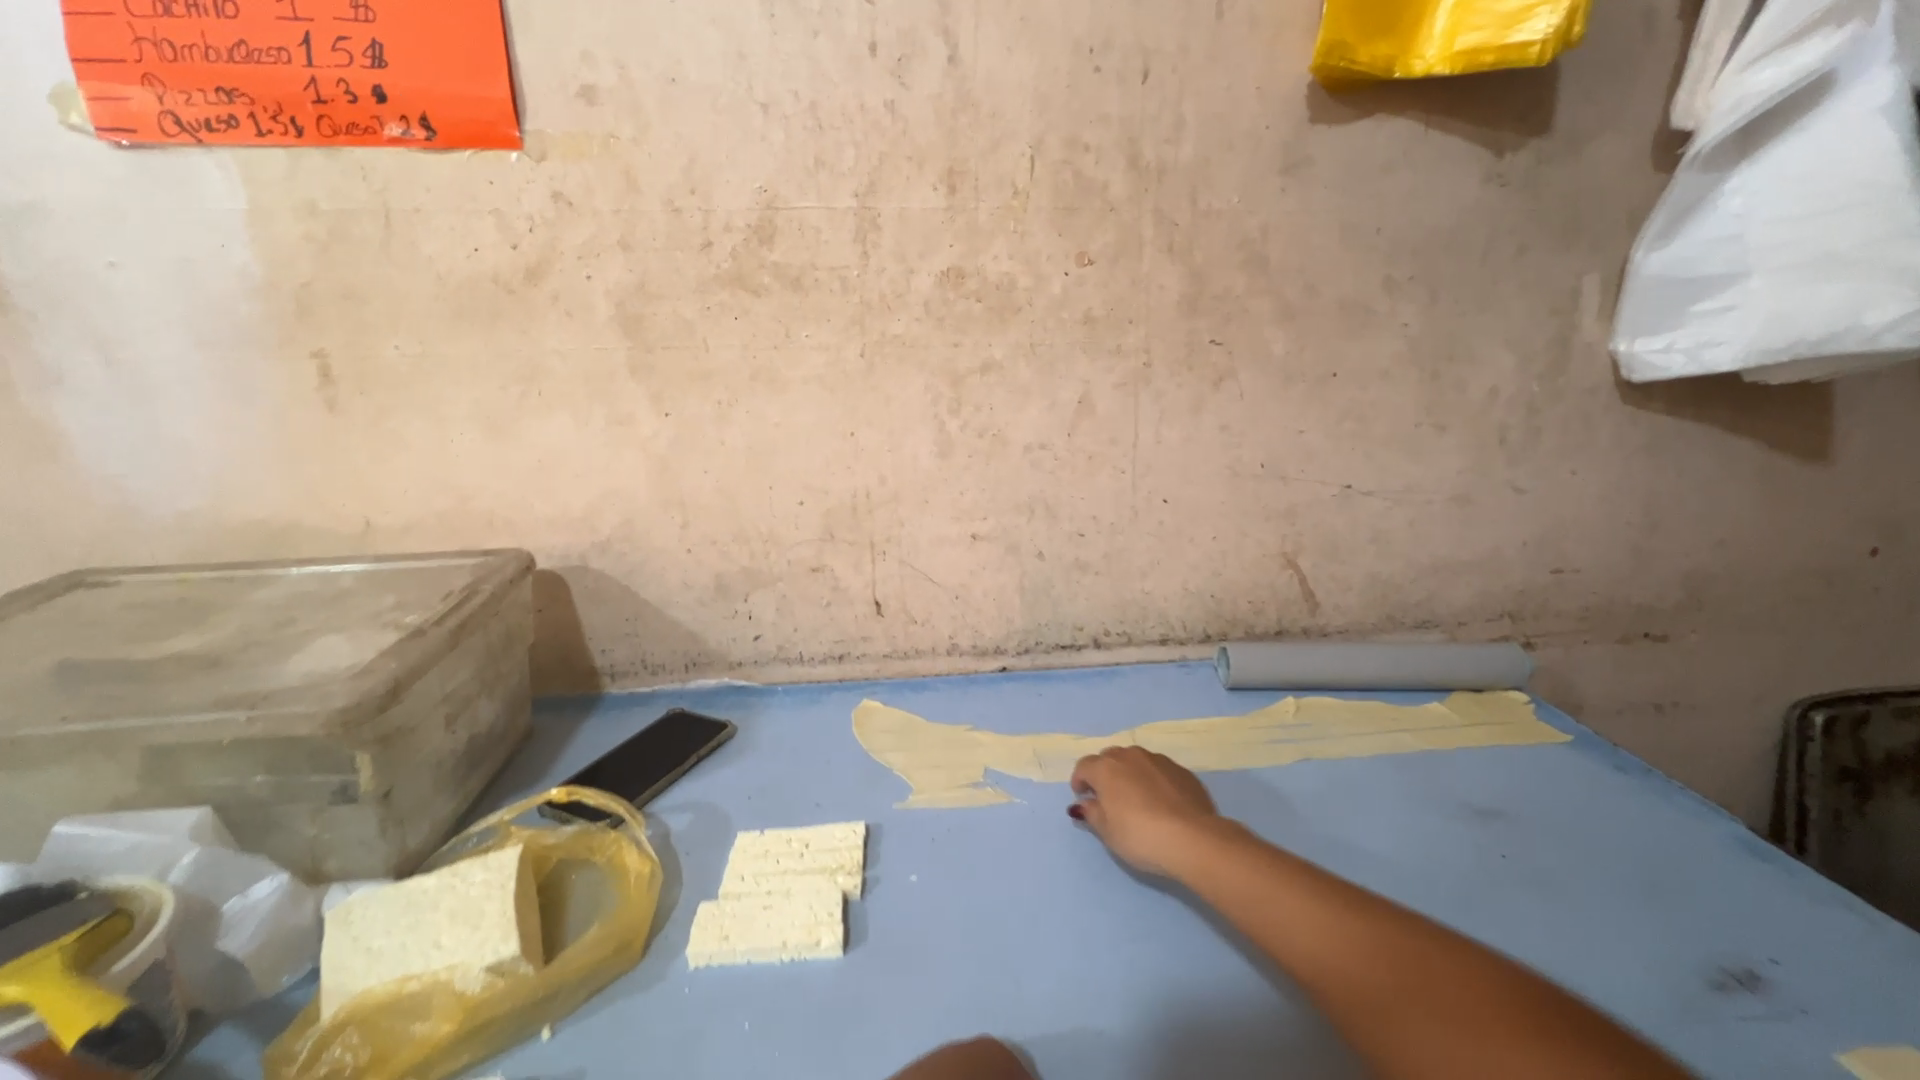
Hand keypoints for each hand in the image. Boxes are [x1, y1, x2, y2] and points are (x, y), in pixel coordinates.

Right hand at [1068, 746, 1222, 876]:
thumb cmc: (1140, 836)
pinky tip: (1161, 802)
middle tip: (1108, 798)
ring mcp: (1159, 760)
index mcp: (1106, 768)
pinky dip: (1153, 780)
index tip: (1083, 797)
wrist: (1192, 838)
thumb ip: (1092, 813)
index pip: (1084, 766)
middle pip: (1110, 758)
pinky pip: (1159, 770)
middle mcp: (1131, 756)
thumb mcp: (1107, 832)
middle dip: (1104, 774)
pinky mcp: (1182, 771)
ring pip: (1136, 761)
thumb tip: (1085, 803)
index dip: (1080, 781)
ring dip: (1130, 774)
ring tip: (1136, 799)